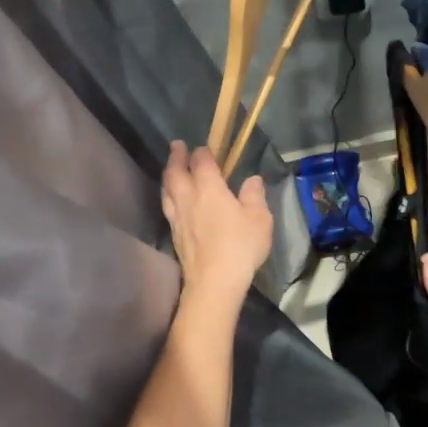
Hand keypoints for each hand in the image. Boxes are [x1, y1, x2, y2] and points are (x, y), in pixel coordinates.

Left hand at [161, 141, 271, 300]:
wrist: (215, 280)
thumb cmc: (241, 246)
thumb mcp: (260, 219)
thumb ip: (254, 196)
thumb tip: (252, 179)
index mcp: (210, 190)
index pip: (202, 163)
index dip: (203, 153)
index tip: (204, 147)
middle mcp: (188, 198)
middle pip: (176, 172)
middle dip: (176, 157)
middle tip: (177, 146)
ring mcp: (178, 217)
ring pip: (167, 189)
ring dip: (168, 175)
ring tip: (171, 170)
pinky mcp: (174, 234)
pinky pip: (167, 206)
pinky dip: (168, 195)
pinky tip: (173, 200)